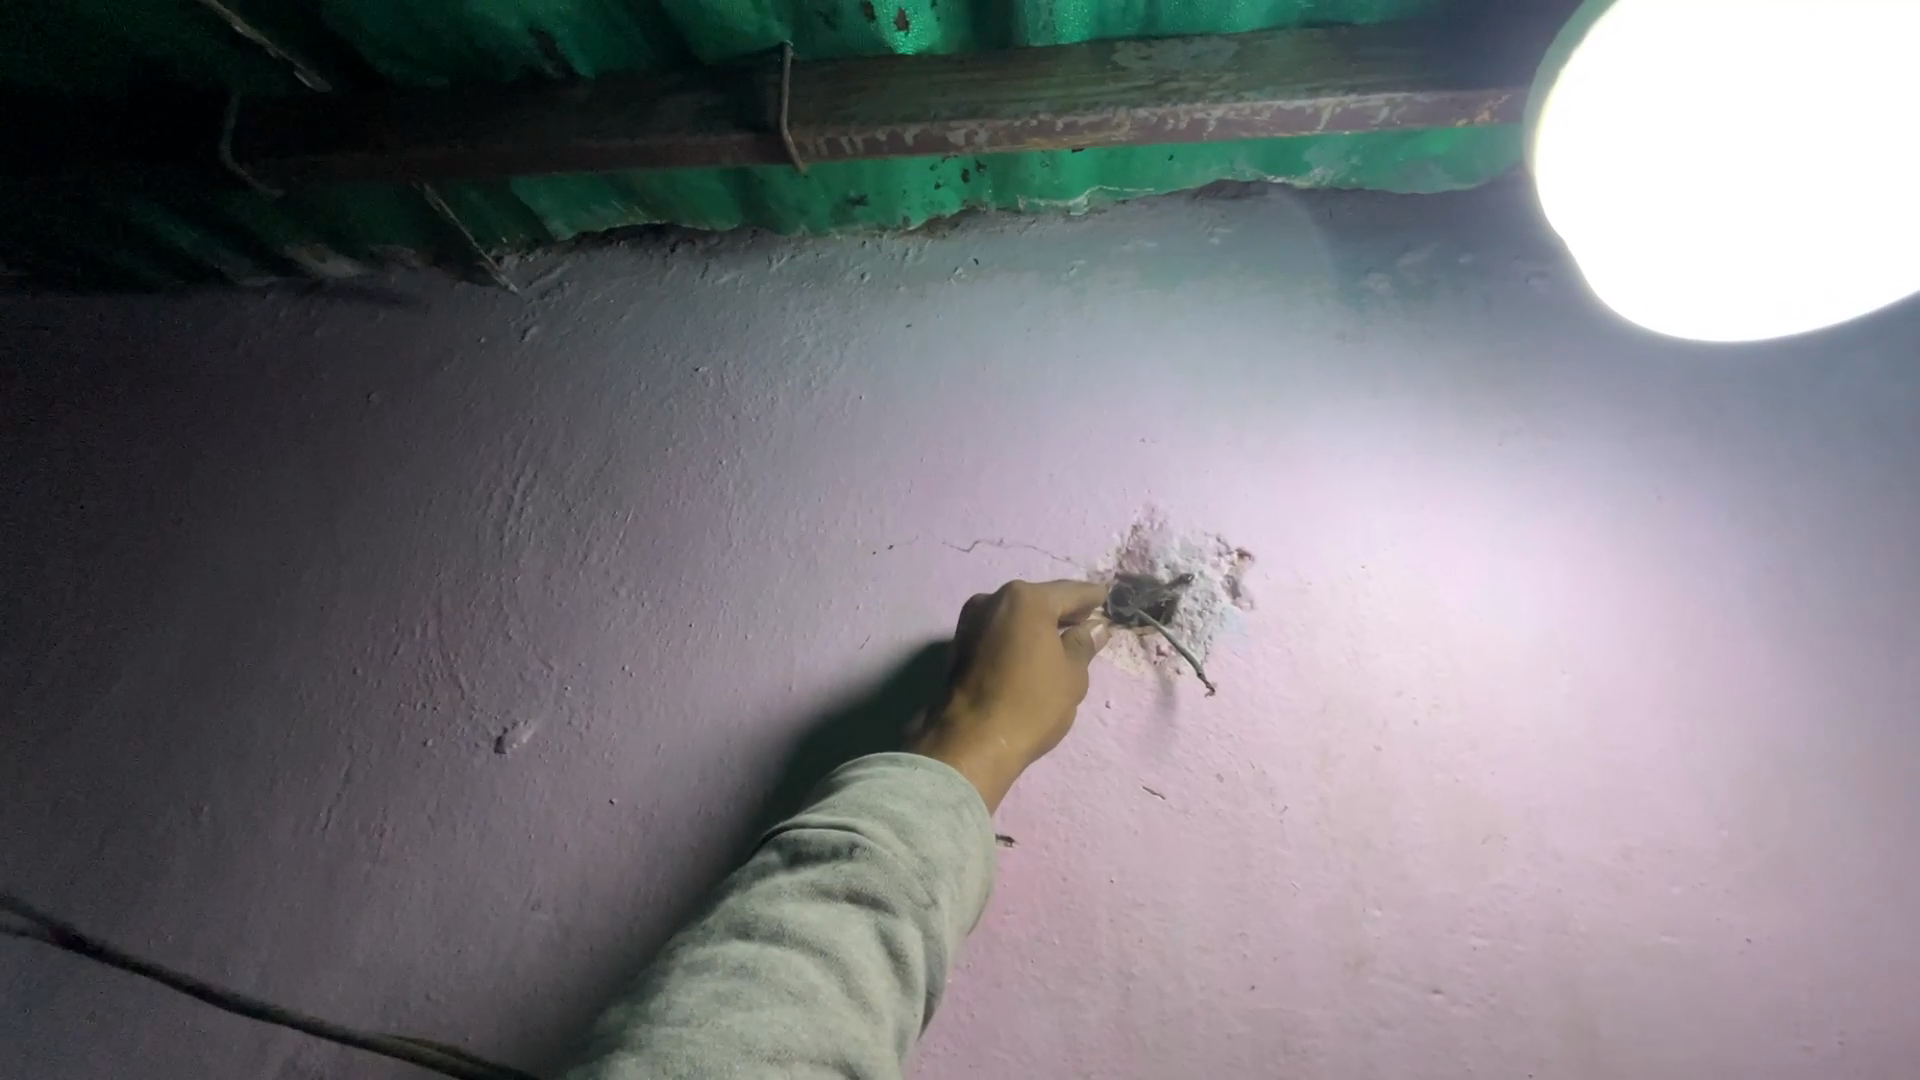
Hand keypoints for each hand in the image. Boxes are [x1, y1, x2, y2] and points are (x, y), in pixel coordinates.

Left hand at [912, 580, 1112, 811]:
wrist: (972, 741)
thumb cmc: (1031, 704)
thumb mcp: (1072, 675)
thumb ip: (1083, 644)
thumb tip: (1094, 628)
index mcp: (1025, 600)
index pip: (1068, 592)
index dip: (1090, 597)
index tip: (1105, 598)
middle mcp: (993, 600)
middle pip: (1037, 600)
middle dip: (1061, 610)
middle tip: (1086, 621)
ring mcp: (971, 620)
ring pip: (1014, 615)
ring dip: (1036, 624)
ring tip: (1060, 639)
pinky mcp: (958, 643)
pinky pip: (997, 631)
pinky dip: (1015, 636)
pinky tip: (1030, 651)